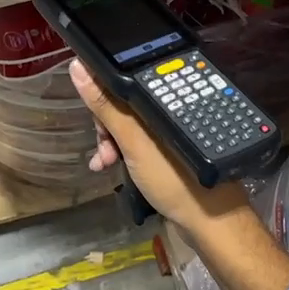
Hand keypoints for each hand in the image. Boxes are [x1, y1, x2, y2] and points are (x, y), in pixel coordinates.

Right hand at [71, 59, 288, 289]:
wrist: (209, 222)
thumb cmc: (173, 178)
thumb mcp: (133, 142)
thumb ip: (107, 106)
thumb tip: (79, 66)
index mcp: (162, 102)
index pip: (124, 83)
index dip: (102, 95)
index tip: (92, 115)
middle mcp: (165, 114)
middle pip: (124, 106)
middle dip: (105, 126)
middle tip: (103, 149)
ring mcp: (166, 135)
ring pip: (127, 128)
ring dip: (110, 144)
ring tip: (104, 164)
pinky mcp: (166, 154)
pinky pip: (136, 146)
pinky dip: (121, 154)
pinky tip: (110, 169)